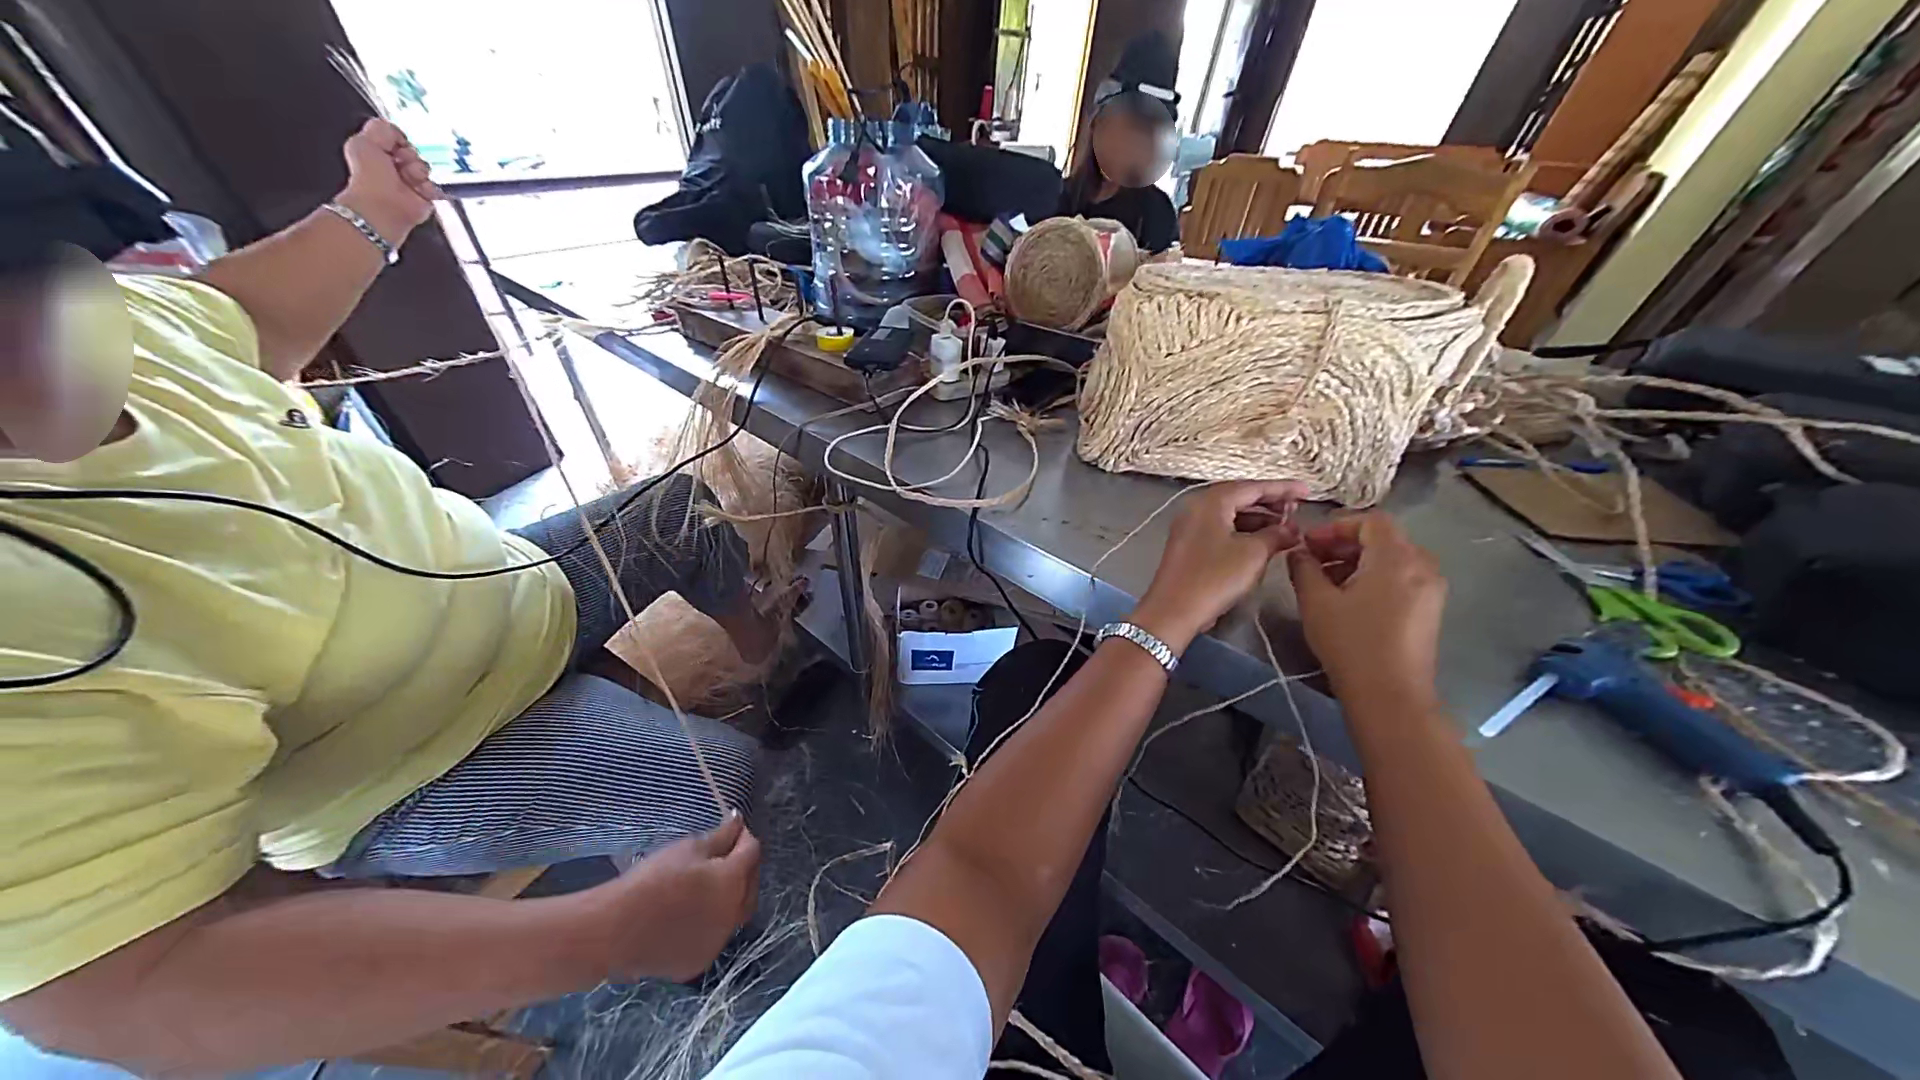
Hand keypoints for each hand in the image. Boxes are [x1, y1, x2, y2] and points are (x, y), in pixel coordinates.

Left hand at [336, 118, 442, 245]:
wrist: (385, 204)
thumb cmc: (370, 175)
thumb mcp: (365, 141)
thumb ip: (382, 129)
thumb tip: (400, 135)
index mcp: (378, 151)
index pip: (397, 137)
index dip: (397, 140)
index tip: (392, 147)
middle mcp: (395, 165)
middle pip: (414, 151)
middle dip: (409, 156)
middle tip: (398, 165)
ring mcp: (412, 180)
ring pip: (425, 167)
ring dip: (418, 172)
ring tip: (407, 180)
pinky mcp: (426, 195)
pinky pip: (436, 184)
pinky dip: (428, 187)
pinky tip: (418, 190)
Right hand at [588, 812, 761, 981]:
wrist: (615, 931)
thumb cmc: (653, 881)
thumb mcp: (688, 848)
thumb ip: (720, 836)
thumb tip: (739, 822)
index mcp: (734, 881)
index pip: (751, 851)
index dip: (743, 836)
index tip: (733, 828)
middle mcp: (735, 913)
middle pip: (750, 882)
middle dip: (744, 866)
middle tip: (726, 855)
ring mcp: (719, 941)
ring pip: (737, 912)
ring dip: (732, 896)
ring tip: (712, 885)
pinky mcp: (700, 961)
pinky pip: (716, 935)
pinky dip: (713, 922)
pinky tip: (694, 914)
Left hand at [1133, 481, 1306, 651]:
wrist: (1174, 610)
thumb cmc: (1215, 577)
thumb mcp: (1253, 553)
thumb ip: (1277, 535)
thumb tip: (1292, 530)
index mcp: (1211, 502)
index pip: (1252, 487)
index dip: (1283, 488)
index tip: (1306, 491)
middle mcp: (1196, 508)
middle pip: (1239, 497)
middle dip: (1270, 503)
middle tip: (1297, 510)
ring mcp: (1189, 527)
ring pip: (1230, 514)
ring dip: (1258, 519)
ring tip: (1285, 528)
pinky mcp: (1188, 545)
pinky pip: (1221, 529)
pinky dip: (1243, 531)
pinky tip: (1262, 542)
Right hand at [1287, 513, 1444, 706]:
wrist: (1390, 694)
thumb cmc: (1350, 642)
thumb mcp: (1315, 601)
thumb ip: (1303, 567)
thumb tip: (1298, 552)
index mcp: (1397, 557)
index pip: (1370, 521)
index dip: (1335, 526)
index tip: (1308, 544)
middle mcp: (1422, 565)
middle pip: (1383, 538)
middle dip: (1344, 544)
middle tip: (1311, 560)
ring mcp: (1431, 588)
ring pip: (1392, 558)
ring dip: (1357, 561)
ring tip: (1325, 581)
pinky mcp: (1430, 609)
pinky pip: (1401, 577)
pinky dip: (1374, 576)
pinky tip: (1348, 598)